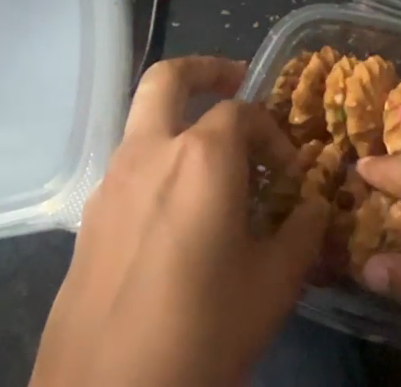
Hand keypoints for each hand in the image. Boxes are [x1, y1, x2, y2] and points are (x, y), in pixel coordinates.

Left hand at [30, 57, 327, 386]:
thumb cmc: (202, 329)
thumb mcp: (275, 282)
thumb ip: (302, 230)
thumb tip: (312, 205)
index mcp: (200, 156)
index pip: (243, 112)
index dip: (273, 135)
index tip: (290, 175)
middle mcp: (149, 153)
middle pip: (168, 78)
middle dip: (206, 71)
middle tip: (236, 85)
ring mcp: (109, 184)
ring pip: (143, 122)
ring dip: (179, 123)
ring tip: (214, 168)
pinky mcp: (87, 221)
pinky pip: (128, 168)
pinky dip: (157, 165)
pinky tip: (179, 218)